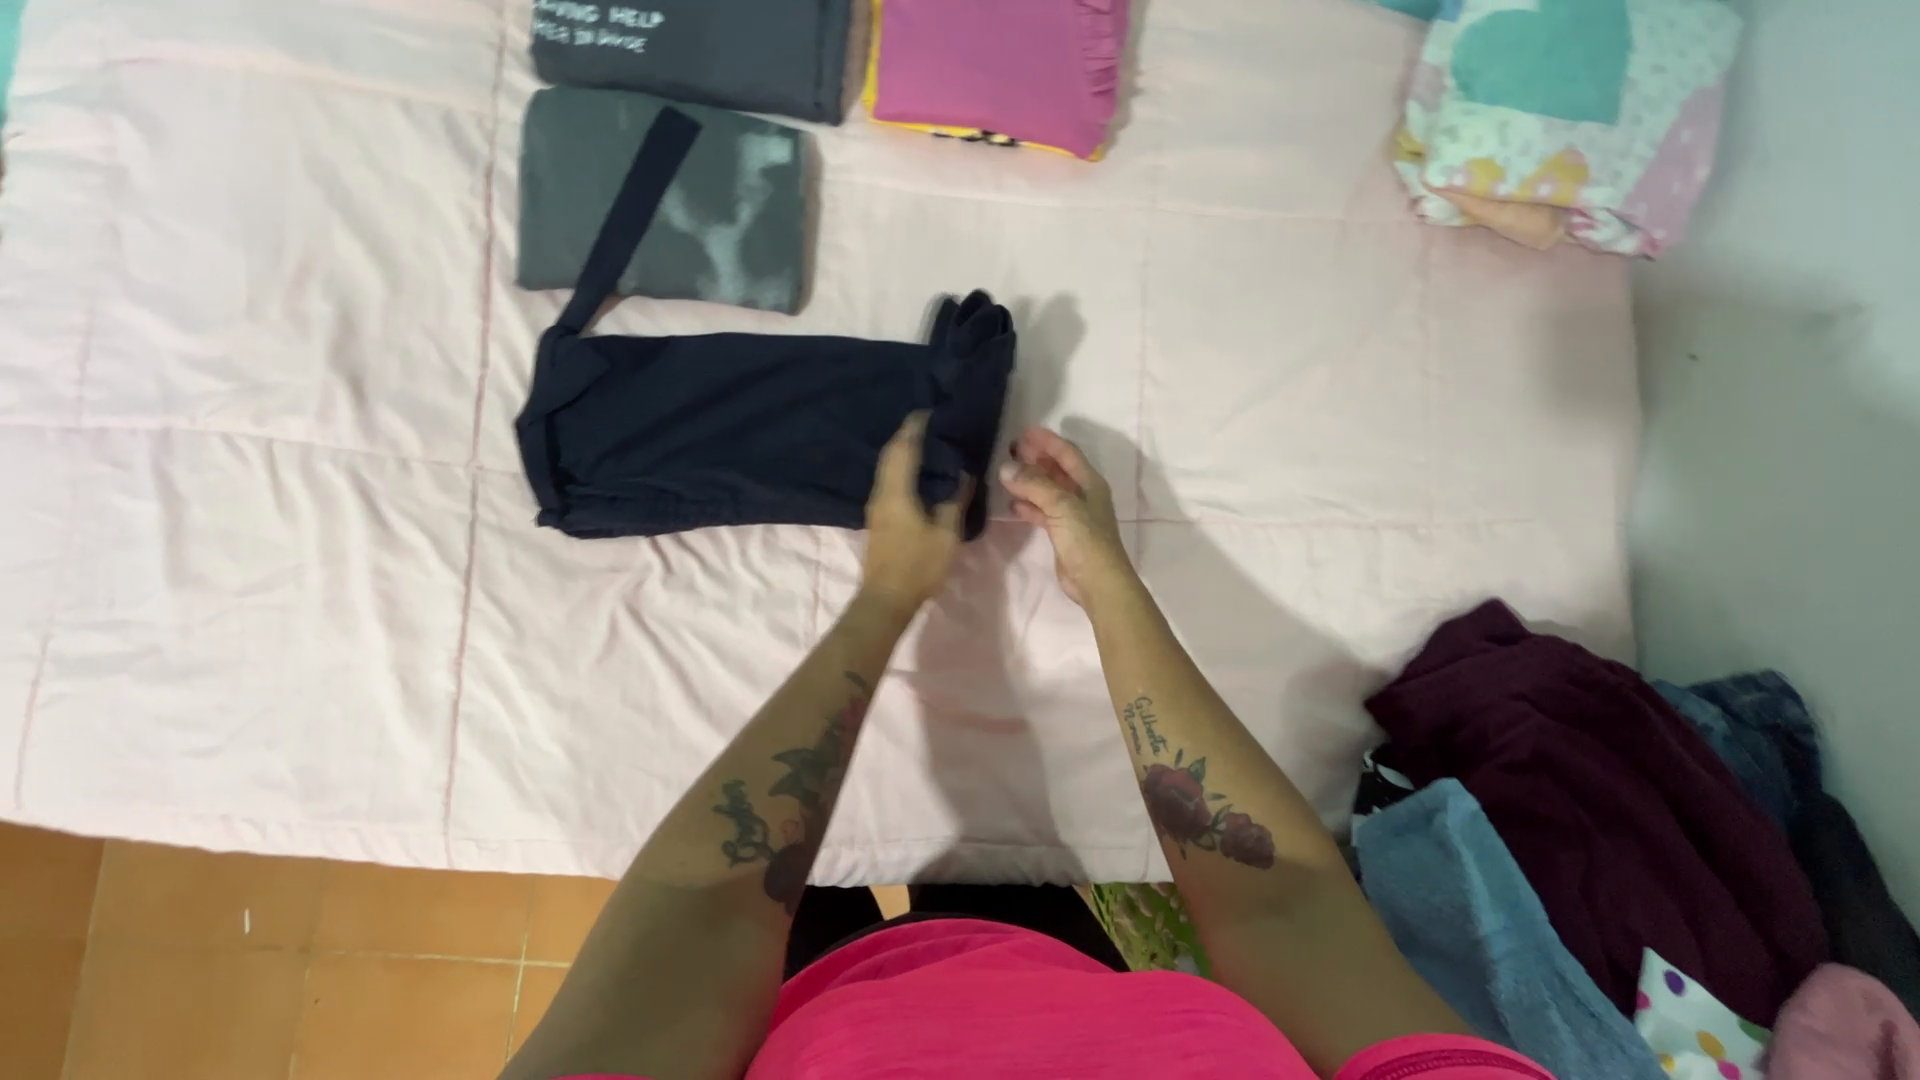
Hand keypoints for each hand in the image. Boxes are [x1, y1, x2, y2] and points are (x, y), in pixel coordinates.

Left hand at [860, 412, 972, 614]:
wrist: (886, 599)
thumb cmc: (918, 565)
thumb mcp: (946, 533)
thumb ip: (955, 500)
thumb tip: (964, 474)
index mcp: (895, 491)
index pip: (903, 448)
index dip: (914, 427)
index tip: (928, 411)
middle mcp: (880, 493)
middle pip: (890, 454)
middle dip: (907, 435)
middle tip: (928, 423)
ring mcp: (876, 506)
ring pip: (887, 468)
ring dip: (902, 452)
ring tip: (926, 444)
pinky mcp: (879, 519)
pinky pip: (889, 481)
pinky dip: (901, 469)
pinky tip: (917, 474)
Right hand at [999, 427, 1134, 607]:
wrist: (1098, 581)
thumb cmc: (1086, 539)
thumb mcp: (1061, 506)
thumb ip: (1034, 484)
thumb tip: (1006, 467)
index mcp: (1090, 483)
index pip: (1067, 453)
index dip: (1047, 441)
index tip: (1024, 431)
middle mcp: (1083, 495)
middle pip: (1057, 470)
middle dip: (1036, 458)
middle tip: (1011, 449)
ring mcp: (1073, 515)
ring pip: (1048, 490)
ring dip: (1030, 481)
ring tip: (1007, 473)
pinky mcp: (1063, 534)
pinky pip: (1043, 512)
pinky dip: (1029, 506)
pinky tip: (1012, 503)